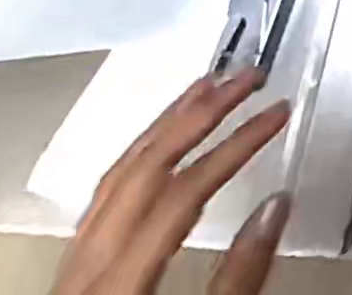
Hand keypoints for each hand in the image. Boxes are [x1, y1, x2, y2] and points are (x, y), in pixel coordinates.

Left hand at [54, 71, 293, 294]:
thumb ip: (239, 280)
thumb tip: (277, 205)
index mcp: (118, 288)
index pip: (184, 191)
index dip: (237, 145)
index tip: (278, 112)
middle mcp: (87, 264)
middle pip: (147, 164)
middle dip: (204, 111)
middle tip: (248, 78)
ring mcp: (74, 260)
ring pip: (121, 167)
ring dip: (170, 117)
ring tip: (211, 83)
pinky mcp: (75, 264)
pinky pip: (109, 185)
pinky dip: (145, 145)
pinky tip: (166, 133)